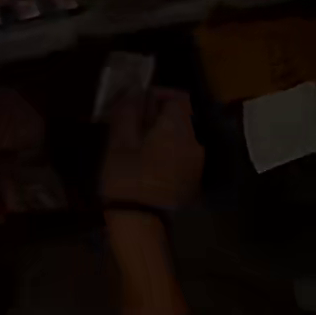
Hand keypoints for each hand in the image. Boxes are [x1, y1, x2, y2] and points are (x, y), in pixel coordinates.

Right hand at [100, 88, 203, 210]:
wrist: (140, 224)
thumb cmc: (127, 178)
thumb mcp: (119, 141)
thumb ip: (128, 111)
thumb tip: (133, 90)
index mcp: (178, 129)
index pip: (179, 97)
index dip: (158, 95)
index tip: (137, 104)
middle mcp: (195, 142)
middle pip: (182, 116)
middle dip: (158, 115)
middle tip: (132, 124)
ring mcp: (196, 163)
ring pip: (182, 135)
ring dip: (163, 132)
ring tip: (137, 143)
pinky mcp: (192, 179)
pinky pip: (182, 153)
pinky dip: (168, 150)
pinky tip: (148, 162)